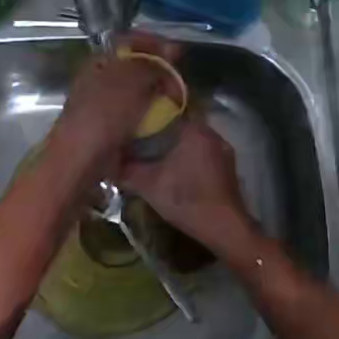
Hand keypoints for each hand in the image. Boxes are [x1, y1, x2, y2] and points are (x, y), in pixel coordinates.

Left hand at [48, 32, 182, 173]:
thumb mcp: (131, 81)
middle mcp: (100, 79)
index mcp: (100, 62)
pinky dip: (151, 114)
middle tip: (179, 81)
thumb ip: (152, 63)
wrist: (82, 159)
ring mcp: (104, 105)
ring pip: (138, 92)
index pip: (131, 43)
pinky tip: (165, 120)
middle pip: (136, 67)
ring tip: (177, 101)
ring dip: (158, 95)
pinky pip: (136, 114)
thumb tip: (170, 51)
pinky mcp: (110, 127)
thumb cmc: (104, 114)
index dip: (155, 45)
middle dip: (160, 72)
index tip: (176, 55)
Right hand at [119, 118, 259, 253]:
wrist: (223, 226)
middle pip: (183, 127)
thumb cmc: (185, 199)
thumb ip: (127, 170)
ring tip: (158, 157)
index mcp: (194, 130)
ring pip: (195, 141)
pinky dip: (192, 159)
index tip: (135, 126)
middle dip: (164, 134)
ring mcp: (224, 150)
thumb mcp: (149, 185)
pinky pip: (205, 154)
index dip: (151, 118)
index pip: (169, 112)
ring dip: (179, 148)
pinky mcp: (229, 167)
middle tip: (142, 143)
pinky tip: (179, 171)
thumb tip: (109, 161)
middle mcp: (212, 133)